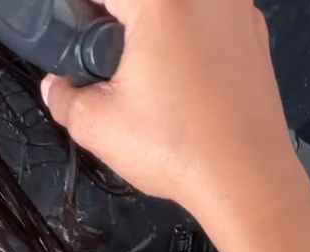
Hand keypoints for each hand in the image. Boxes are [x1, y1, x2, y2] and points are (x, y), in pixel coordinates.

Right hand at [41, 0, 308, 241]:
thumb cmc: (171, 147)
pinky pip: (207, 16)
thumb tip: (55, 85)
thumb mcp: (98, 128)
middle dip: (117, 20)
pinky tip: (180, 80)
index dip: (80, 12)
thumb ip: (65, 99)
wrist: (245, 176)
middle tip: (105, 60)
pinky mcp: (254, 30)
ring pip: (177, 8)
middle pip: (142, 0)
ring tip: (144, 73)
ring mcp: (236, 5)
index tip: (73, 38)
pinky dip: (186, 36)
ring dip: (153, 28)